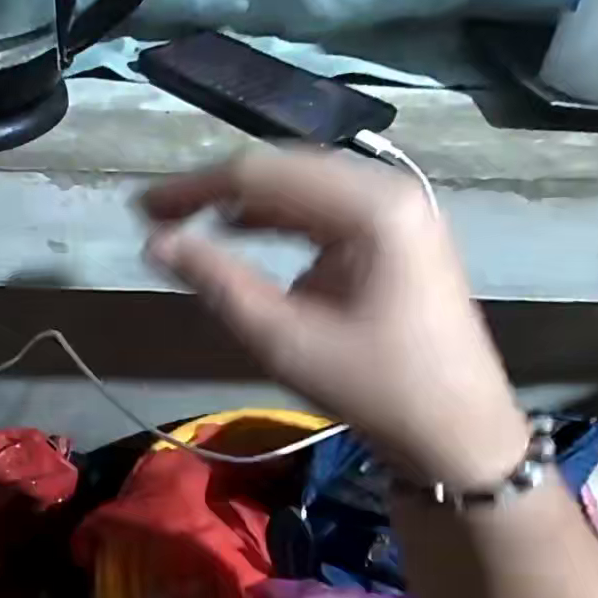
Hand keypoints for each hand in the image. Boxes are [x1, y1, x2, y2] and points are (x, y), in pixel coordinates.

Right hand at [140, 148, 527, 489]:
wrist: (454, 429)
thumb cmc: (370, 387)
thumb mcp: (281, 338)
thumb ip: (215, 281)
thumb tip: (155, 242)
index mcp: (371, 208)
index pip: (261, 174)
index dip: (193, 190)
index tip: (142, 210)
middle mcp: (388, 189)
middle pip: (281, 167)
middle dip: (213, 189)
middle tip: (157, 213)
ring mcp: (395, 206)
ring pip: (298, 182)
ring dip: (240, 199)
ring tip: (187, 217)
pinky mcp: (391, 228)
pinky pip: (319, 204)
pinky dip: (273, 213)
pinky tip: (239, 226)